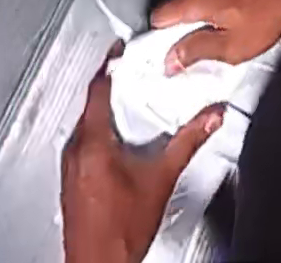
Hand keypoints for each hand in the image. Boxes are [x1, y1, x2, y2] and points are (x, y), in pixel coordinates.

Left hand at [62, 45, 223, 262]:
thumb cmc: (123, 231)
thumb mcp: (163, 177)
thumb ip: (190, 140)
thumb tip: (213, 115)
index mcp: (94, 145)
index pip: (97, 91)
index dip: (109, 66)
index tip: (118, 50)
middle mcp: (75, 154)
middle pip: (89, 106)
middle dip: (108, 85)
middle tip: (127, 70)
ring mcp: (68, 171)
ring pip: (83, 125)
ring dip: (101, 109)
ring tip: (123, 99)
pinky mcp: (68, 185)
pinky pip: (79, 144)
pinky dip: (96, 131)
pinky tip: (113, 139)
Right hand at [150, 0, 280, 73]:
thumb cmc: (265, 16)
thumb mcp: (230, 46)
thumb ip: (195, 52)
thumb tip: (170, 60)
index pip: (158, 16)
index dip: (160, 37)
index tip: (173, 51)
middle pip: (172, 2)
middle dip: (177, 24)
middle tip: (194, 45)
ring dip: (194, 10)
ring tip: (214, 29)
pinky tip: (227, 11)